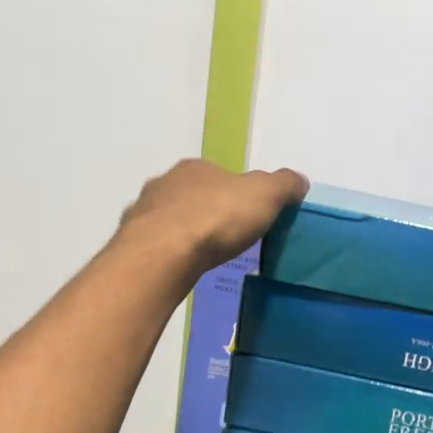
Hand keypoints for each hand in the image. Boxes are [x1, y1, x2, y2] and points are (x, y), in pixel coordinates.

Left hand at [116, 158, 309, 279]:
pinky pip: (155, 242)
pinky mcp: (133, 240)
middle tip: (226, 236)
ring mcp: (144, 210)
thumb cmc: (217, 218)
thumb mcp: (265, 195)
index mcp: (196, 167)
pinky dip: (167, 250)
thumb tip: (299, 179)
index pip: (221, 175)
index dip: (236, 193)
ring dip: (184, 230)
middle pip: (193, 194)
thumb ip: (284, 185)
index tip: (248, 215)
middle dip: (207, 210)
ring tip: (202, 253)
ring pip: (170, 217)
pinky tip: (178, 265)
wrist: (165, 253)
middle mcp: (165, 182)